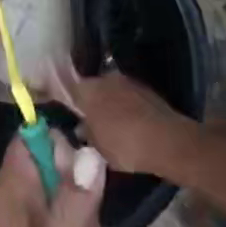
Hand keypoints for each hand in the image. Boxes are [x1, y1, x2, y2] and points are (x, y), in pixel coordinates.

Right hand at [60, 72, 201, 176]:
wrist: (166, 140)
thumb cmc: (125, 145)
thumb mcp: (97, 147)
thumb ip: (86, 133)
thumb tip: (82, 127)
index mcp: (89, 90)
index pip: (68, 88)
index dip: (63, 97)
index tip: (58, 105)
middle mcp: (106, 78)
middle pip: (90, 87)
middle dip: (87, 101)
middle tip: (85, 120)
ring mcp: (127, 81)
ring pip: (109, 90)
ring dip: (106, 103)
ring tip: (106, 123)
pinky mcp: (144, 89)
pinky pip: (125, 96)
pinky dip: (122, 106)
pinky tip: (126, 122)